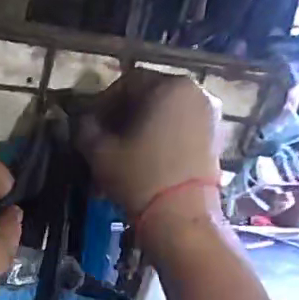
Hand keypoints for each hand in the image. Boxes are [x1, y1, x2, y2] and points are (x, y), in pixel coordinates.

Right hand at [78, 69, 227, 218]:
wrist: (182, 216)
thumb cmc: (139, 177)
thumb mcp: (101, 153)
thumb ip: (86, 131)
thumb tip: (83, 123)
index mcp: (169, 86)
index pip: (128, 83)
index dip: (102, 103)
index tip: (88, 124)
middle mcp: (195, 93)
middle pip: (150, 97)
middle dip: (123, 116)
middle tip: (103, 139)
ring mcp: (209, 116)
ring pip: (166, 115)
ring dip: (142, 130)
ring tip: (122, 154)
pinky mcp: (215, 140)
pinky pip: (180, 131)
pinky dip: (161, 140)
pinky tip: (144, 162)